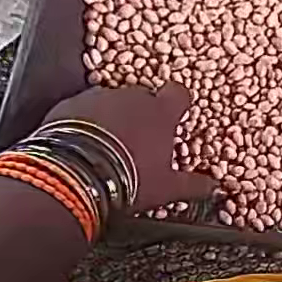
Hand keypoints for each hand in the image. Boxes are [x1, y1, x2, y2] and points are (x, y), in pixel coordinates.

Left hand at [43, 84, 216, 211]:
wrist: (76, 174)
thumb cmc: (131, 178)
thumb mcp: (167, 188)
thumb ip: (193, 184)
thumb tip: (213, 187)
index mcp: (161, 112)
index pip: (178, 93)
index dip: (177, 103)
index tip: (176, 115)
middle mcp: (131, 97)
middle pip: (143, 96)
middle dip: (142, 114)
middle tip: (140, 142)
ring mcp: (98, 97)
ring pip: (111, 101)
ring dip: (112, 117)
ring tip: (108, 146)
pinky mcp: (68, 105)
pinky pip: (81, 109)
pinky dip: (83, 122)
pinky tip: (83, 145)